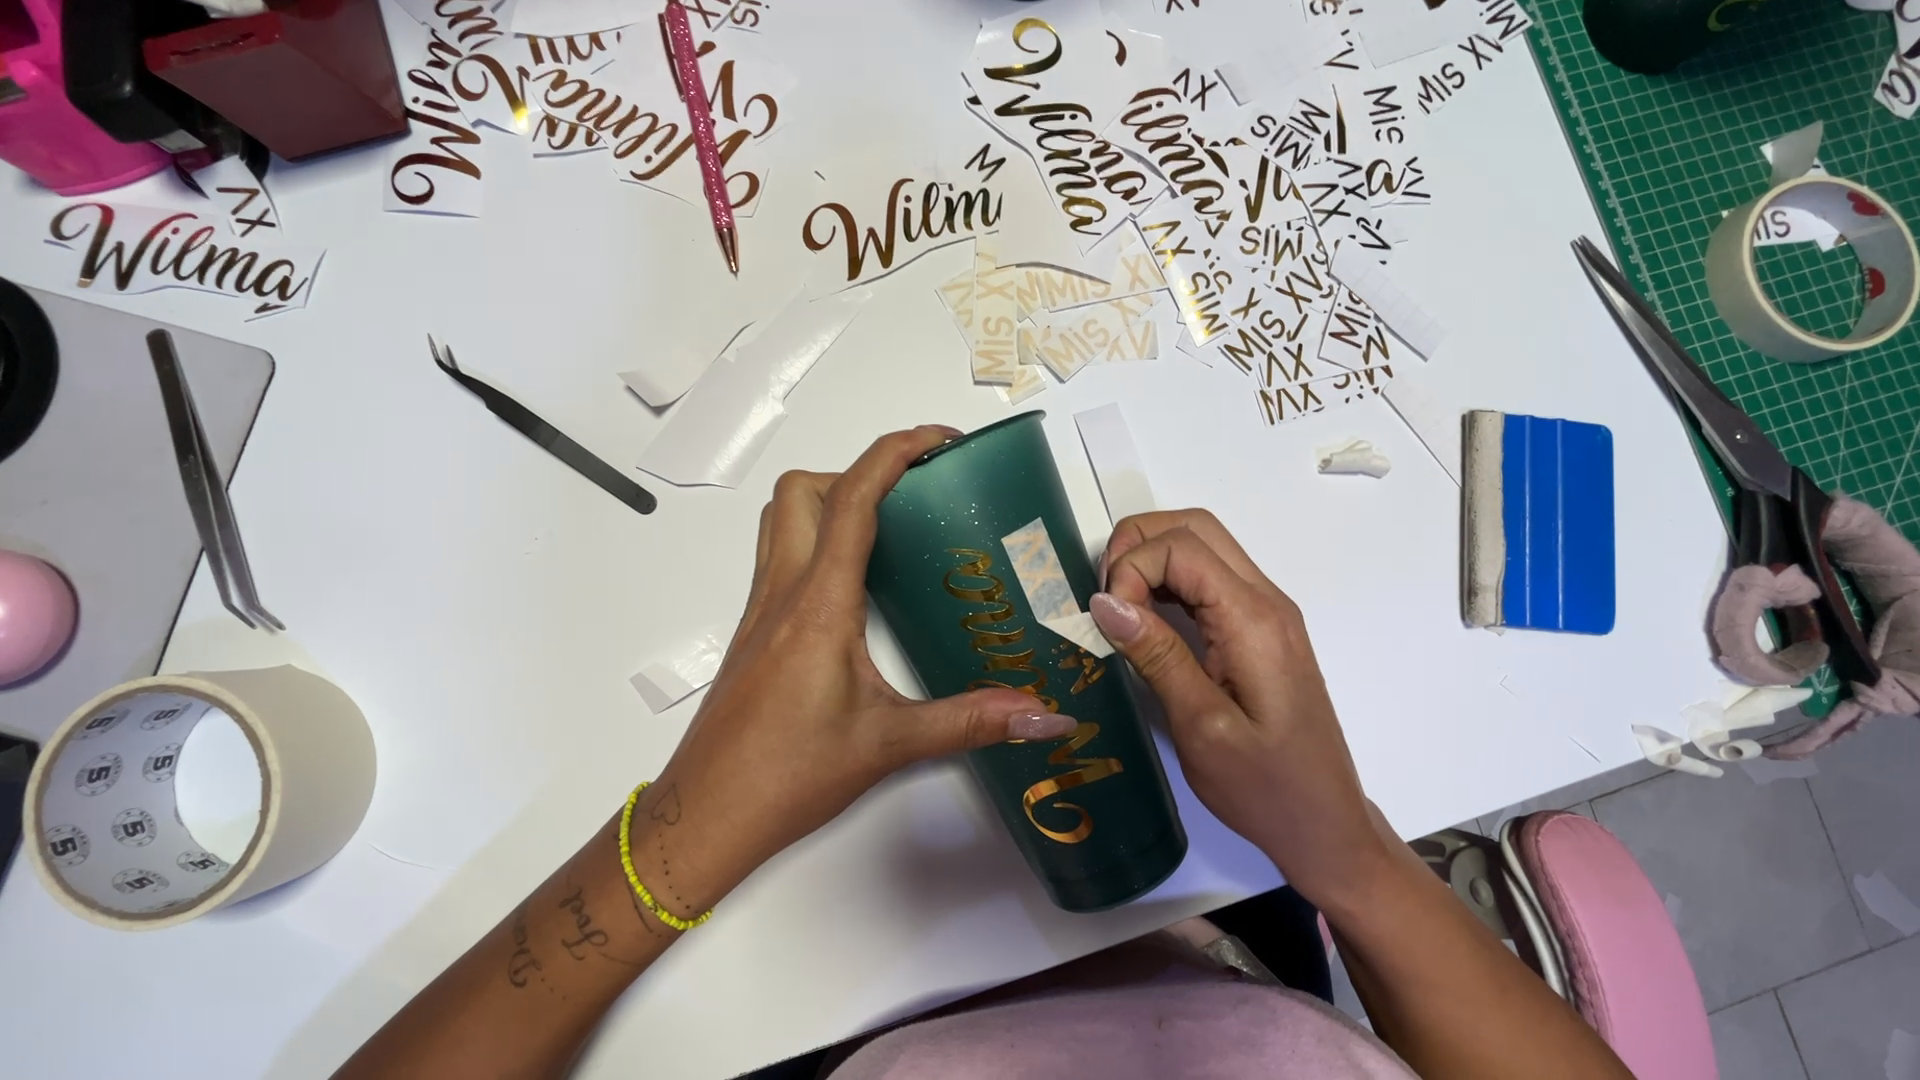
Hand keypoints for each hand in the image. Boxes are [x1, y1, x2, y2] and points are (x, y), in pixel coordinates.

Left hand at [633, 427, 1077, 917]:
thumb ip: (971, 722)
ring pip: (782, 518)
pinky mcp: (754, 631)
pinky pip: (781, 556)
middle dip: (860, 471)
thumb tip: (1042, 716)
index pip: (853, 499)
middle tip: (913, 495)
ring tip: (888, 529)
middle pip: (804, 490)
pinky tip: (857, 588)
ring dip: (830, 500)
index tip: (939, 442)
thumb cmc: (786, 776)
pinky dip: (818, 542)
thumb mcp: (888, 745)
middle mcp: (783, 592)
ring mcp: (760, 610)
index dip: (896, 452)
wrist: (705, 815)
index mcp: (819, 604)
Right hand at [1088, 510, 1389, 905]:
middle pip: (1194, 528)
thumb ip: (1155, 655)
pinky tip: (1144, 619)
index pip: (1181, 546)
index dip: (1131, 568)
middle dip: (1137, 545)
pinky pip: (1210, 579)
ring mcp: (1266, 613)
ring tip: (1117, 606)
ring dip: (1152, 560)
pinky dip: (1169, 582)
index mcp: (1252, 620)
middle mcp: (1265, 601)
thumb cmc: (1263, 787)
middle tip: (1104, 596)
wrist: (1324, 824)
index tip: (1107, 619)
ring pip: (1203, 546)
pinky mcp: (1259, 630)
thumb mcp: (1201, 727)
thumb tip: (1105, 600)